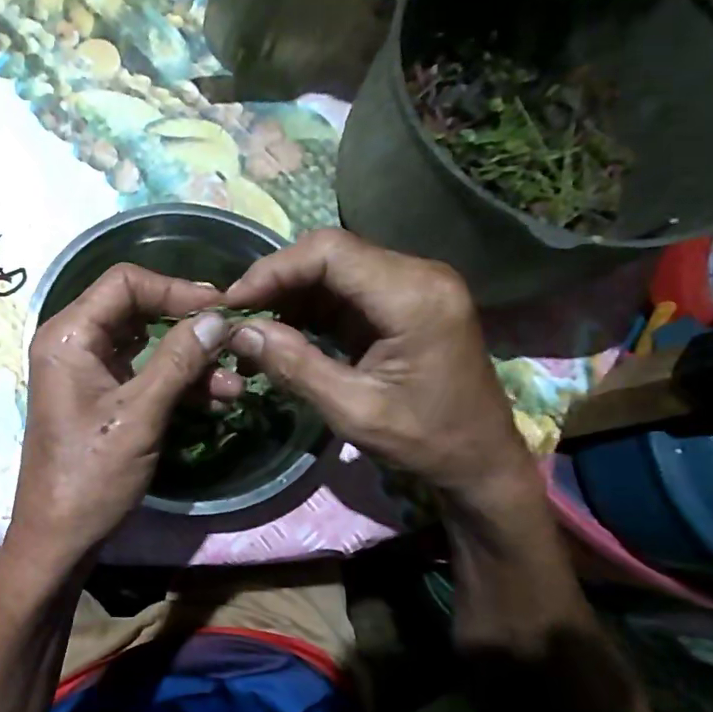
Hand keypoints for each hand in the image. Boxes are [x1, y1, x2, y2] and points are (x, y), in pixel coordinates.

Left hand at [9, 264, 233, 563]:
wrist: (58, 537)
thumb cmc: (91, 475)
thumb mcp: (140, 415)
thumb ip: (178, 361)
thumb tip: (218, 317)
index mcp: (68, 336)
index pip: (124, 283)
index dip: (175, 288)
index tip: (222, 307)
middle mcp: (73, 343)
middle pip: (137, 310)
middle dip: (188, 324)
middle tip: (234, 337)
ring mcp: (86, 372)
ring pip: (146, 345)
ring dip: (190, 360)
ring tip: (235, 382)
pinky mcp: (100, 397)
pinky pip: (143, 374)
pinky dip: (176, 382)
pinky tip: (217, 398)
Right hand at [222, 229, 531, 500]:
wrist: (479, 459)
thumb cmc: (424, 440)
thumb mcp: (352, 410)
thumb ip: (295, 366)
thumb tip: (239, 332)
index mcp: (414, 297)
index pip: (329, 252)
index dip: (274, 270)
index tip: (233, 303)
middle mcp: (418, 275)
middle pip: (330, 253)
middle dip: (276, 280)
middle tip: (236, 316)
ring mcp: (413, 285)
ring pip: (333, 268)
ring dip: (289, 293)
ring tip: (251, 327)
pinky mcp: (403, 301)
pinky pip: (345, 289)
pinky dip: (308, 306)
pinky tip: (281, 331)